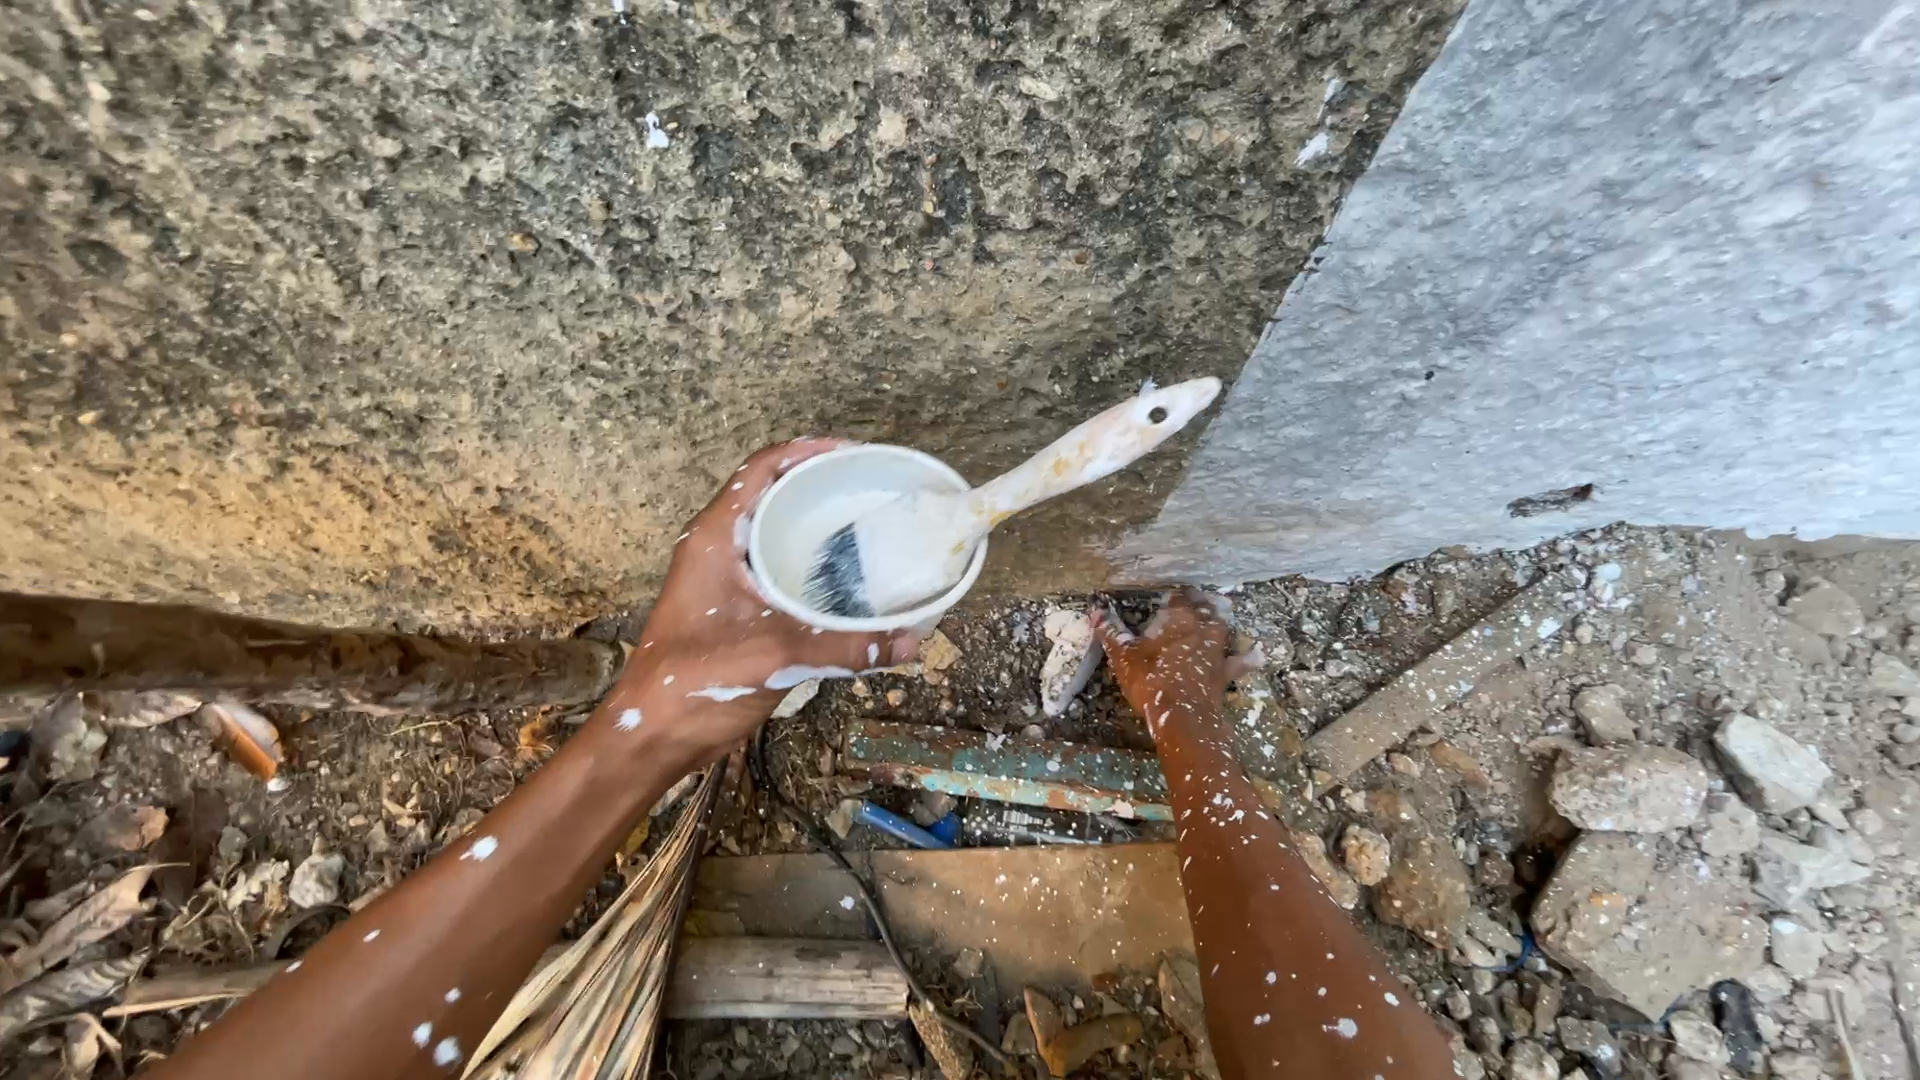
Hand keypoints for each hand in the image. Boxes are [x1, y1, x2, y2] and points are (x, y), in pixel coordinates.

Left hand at [607, 440, 922, 764]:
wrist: (651, 737)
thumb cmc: (695, 684)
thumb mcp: (774, 656)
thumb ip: (844, 648)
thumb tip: (911, 644)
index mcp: (717, 538)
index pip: (761, 469)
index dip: (805, 451)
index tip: (852, 454)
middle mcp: (720, 549)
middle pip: (772, 494)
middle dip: (818, 486)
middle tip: (871, 491)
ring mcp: (727, 580)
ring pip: (775, 533)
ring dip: (815, 525)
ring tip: (867, 528)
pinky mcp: (737, 609)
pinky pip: (780, 569)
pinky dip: (812, 564)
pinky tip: (847, 581)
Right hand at [1092, 588, 1255, 737]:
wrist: (1182, 717)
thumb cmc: (1150, 681)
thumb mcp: (1124, 656)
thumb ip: (1111, 632)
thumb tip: (1095, 611)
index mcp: (1177, 619)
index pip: (1179, 597)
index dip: (1175, 594)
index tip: (1171, 593)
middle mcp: (1201, 629)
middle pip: (1206, 607)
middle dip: (1201, 600)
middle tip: (1198, 596)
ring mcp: (1217, 650)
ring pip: (1223, 627)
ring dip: (1221, 618)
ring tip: (1221, 610)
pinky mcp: (1224, 672)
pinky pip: (1239, 661)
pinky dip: (1246, 657)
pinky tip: (1256, 654)